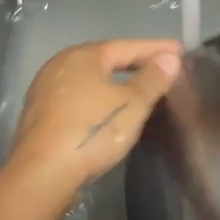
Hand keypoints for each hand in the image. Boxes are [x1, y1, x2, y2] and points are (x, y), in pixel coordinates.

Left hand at [8, 39, 182, 198]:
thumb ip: (152, 79)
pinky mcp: (39, 115)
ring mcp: (44, 90)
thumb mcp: (132, 105)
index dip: (156, 48)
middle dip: (134, 61)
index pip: (127, 46)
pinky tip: (106, 108)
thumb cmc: (91, 131)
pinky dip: (96, 97)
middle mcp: (59, 65)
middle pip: (104, 59)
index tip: (180, 50)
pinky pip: (76, 98)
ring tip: (137, 86)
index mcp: (82, 56)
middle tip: (161, 66)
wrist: (42, 174)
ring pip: (88, 79)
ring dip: (113, 80)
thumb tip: (170, 58)